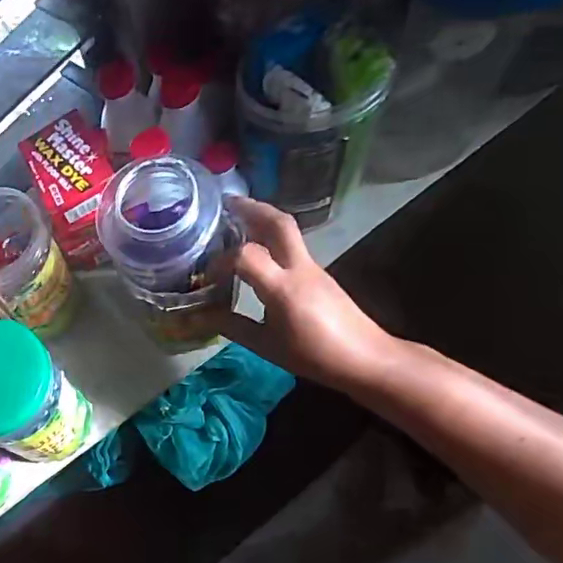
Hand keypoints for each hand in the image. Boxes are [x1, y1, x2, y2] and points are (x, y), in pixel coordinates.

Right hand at [220, 196, 402, 390]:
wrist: (365, 358)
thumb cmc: (313, 355)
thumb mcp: (265, 345)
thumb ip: (230, 326)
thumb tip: (197, 316)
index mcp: (283, 288)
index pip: (245, 256)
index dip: (219, 262)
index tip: (205, 278)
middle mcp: (300, 268)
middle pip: (278, 223)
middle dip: (251, 208)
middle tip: (225, 204)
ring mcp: (313, 267)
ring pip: (287, 230)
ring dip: (262, 219)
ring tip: (237, 220)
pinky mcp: (318, 273)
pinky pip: (291, 246)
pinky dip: (270, 238)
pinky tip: (257, 250)